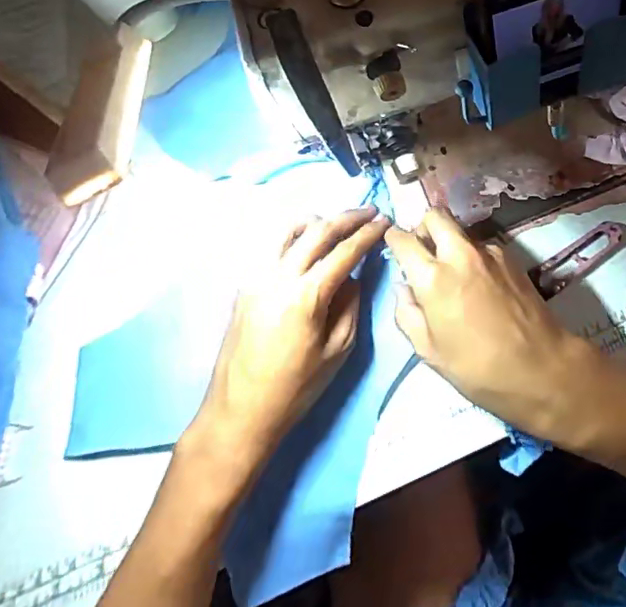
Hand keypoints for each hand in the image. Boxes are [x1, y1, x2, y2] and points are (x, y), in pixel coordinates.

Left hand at [182, 207, 389, 475]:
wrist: (238, 414)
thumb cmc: (295, 389)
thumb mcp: (339, 349)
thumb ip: (351, 304)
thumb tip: (352, 277)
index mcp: (305, 296)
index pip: (345, 251)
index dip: (369, 233)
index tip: (386, 221)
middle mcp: (278, 278)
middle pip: (317, 230)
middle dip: (348, 217)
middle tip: (371, 212)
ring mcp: (257, 279)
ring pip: (290, 230)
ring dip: (319, 221)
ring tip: (340, 223)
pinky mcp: (245, 286)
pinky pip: (274, 247)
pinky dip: (297, 235)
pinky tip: (310, 243)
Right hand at [385, 209, 615, 442]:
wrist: (539, 364)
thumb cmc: (477, 367)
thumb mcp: (429, 351)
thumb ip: (408, 313)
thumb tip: (404, 288)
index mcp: (434, 278)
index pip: (404, 240)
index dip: (394, 239)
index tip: (392, 245)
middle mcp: (462, 254)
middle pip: (436, 216)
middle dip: (423, 227)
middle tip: (422, 253)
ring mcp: (490, 252)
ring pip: (461, 231)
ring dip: (450, 243)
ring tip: (453, 276)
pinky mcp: (512, 257)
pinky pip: (482, 246)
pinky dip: (472, 256)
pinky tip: (478, 285)